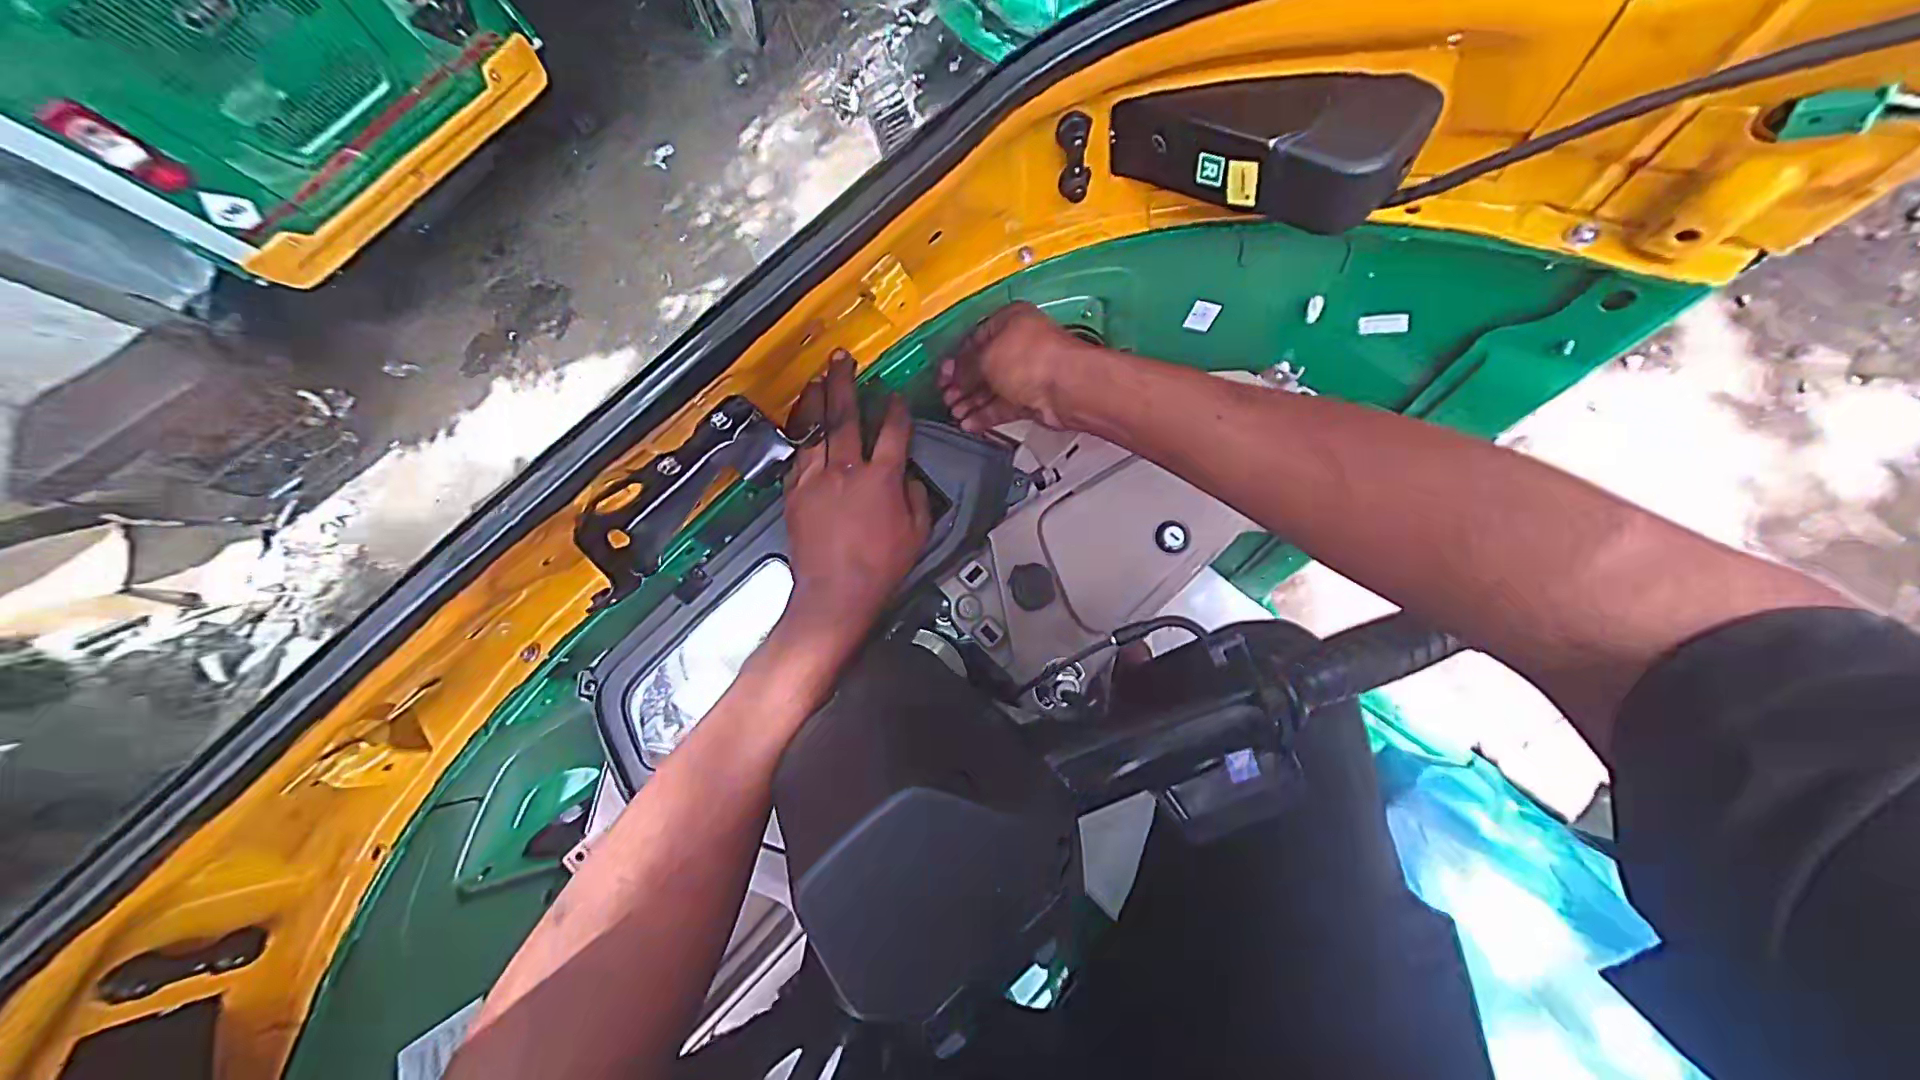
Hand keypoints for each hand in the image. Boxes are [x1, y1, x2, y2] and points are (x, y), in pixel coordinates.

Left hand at [781, 351, 931, 651]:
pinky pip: (798, 457)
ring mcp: (818, 480)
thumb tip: (910, 481)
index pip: (894, 432)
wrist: (835, 593)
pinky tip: (803, 427)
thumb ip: (916, 499)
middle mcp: (848, 472)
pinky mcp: (796, 494)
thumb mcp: (917, 534)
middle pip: (847, 416)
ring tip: (819, 381)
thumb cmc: (876, 569)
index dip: (896, 411)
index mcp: (883, 480)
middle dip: (846, 384)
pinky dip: (802, 437)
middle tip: (843, 362)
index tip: (896, 399)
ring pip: (816, 430)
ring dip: (818, 401)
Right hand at [937, 302, 1098, 432]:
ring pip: (993, 389)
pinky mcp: (1033, 399)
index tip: (943, 375)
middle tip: (946, 397)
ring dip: (972, 402)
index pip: (975, 338)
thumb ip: (964, 367)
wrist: (1067, 388)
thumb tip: (953, 375)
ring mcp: (1027, 373)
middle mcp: (1020, 344)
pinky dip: (986, 415)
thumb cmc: (1031, 359)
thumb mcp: (986, 357)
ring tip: (955, 413)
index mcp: (1009, 321)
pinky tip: (969, 424)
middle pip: (983, 366)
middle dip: (962, 384)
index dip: (956, 358)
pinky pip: (1003, 406)